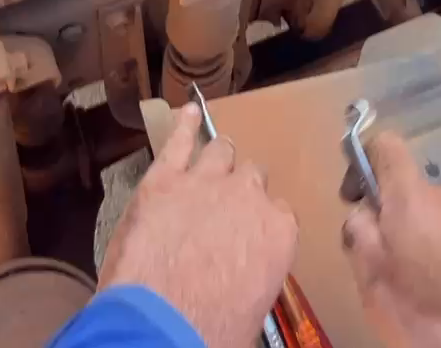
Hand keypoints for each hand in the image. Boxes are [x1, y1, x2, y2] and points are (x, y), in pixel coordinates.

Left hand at [101, 103, 298, 347]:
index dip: (261, 222)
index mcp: (278, 232)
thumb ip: (256, 278)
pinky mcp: (164, 178)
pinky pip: (178, 142)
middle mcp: (248, 197)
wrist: (160, 328)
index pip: (279, 213)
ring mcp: (206, 181)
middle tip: (225, 207)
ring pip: (220, 151)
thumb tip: (243, 283)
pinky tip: (188, 114)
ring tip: (213, 158)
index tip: (249, 234)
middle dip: (240, 189)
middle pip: (252, 177)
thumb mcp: (253, 312)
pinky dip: (184, 126)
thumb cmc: (212, 334)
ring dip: (217, 157)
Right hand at [342, 131, 440, 347]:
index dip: (362, 159)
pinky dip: (424, 249)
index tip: (351, 196)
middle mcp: (438, 194)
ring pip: (419, 212)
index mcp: (409, 191)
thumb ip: (357, 229)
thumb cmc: (420, 300)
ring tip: (396, 278)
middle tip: (369, 253)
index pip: (384, 144)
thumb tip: (361, 212)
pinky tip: (423, 288)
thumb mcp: (370, 267)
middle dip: (381, 210)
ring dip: (402, 233)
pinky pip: (438, 232)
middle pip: (401, 184)